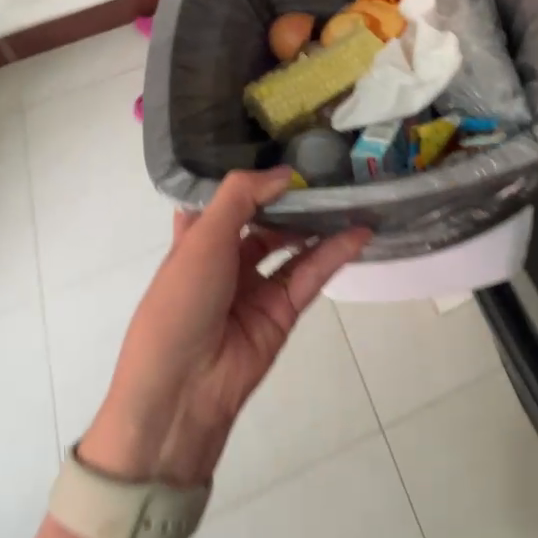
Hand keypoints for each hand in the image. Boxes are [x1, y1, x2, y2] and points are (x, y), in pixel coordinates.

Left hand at [77, 168, 372, 486]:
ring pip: (293, 246)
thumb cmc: (179, 303)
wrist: (182, 390)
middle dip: (293, 198)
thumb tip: (286, 172)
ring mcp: (256, 287)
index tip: (285, 147)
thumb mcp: (201, 238)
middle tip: (330, 168)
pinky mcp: (282, 312)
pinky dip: (335, 254)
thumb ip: (242, 197)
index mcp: (196, 239)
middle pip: (266, 220)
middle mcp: (226, 258)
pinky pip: (310, 275)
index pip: (225, 199)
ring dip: (319, 224)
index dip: (251, 177)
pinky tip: (358, 232)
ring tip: (351, 196)